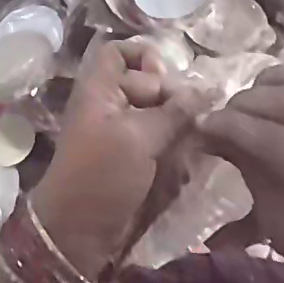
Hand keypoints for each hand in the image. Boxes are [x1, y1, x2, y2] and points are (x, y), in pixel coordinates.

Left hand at [30, 39, 188, 273]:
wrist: (76, 230)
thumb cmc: (101, 174)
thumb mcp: (139, 138)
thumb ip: (174, 112)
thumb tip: (207, 89)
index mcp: (98, 89)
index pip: (118, 52)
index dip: (144, 56)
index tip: (167, 78)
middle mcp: (108, 105)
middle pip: (146, 85)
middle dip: (172, 100)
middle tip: (194, 122)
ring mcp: (119, 133)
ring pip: (158, 116)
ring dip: (177, 130)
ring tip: (193, 145)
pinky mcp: (130, 159)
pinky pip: (158, 143)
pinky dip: (173, 151)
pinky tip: (185, 167)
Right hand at [198, 62, 283, 282]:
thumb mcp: (280, 226)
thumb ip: (250, 173)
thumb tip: (209, 134)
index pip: (281, 139)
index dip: (234, 127)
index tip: (201, 124)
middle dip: (247, 102)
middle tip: (219, 112)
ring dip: (274, 81)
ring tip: (248, 96)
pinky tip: (280, 89)